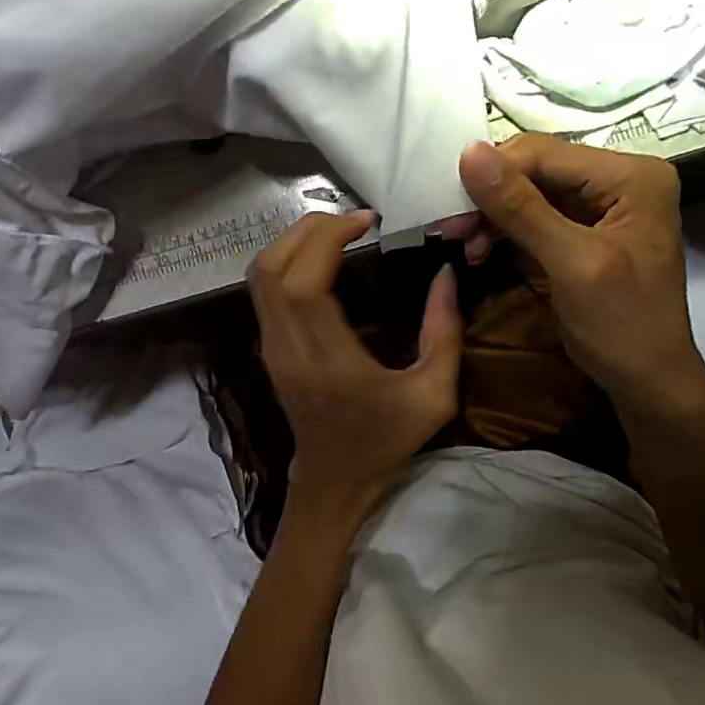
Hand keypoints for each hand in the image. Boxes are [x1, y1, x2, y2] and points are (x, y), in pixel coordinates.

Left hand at [247, 210, 461, 527]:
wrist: (333, 483)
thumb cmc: (385, 442)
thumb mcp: (434, 396)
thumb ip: (444, 334)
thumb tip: (445, 274)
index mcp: (327, 361)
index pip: (303, 282)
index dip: (326, 239)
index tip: (366, 222)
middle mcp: (287, 349)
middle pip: (271, 268)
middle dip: (308, 229)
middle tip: (353, 221)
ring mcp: (270, 349)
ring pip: (259, 276)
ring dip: (293, 241)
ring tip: (337, 232)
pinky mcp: (267, 349)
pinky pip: (264, 290)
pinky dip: (287, 260)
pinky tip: (322, 258)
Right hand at [458, 135, 704, 415]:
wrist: (649, 382)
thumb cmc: (621, 324)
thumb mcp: (570, 263)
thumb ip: (520, 207)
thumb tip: (468, 152)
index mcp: (632, 176)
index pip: (546, 154)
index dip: (494, 172)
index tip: (448, 204)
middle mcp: (621, 178)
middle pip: (537, 169)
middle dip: (491, 198)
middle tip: (451, 228)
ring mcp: (605, 204)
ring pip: (531, 192)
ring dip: (494, 216)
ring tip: (465, 244)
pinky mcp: (587, 229)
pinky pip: (537, 215)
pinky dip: (507, 231)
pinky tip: (482, 250)